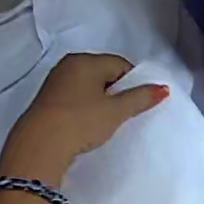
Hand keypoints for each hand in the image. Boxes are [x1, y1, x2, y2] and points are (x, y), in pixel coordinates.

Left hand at [0, 53, 168, 185]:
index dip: (134, 82)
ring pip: (89, 84)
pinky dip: (85, 105)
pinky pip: (75, 95)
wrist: (41, 143)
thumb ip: (141, 98)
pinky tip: (87, 122)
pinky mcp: (47, 98)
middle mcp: (69, 64)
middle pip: (104, 72)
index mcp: (86, 60)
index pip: (121, 64)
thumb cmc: (82, 121)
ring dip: (100, 99)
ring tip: (105, 120)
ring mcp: (56, 80)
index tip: (137, 103)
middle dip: (116, 90)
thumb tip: (163, 88)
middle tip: (123, 113)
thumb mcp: (116, 111)